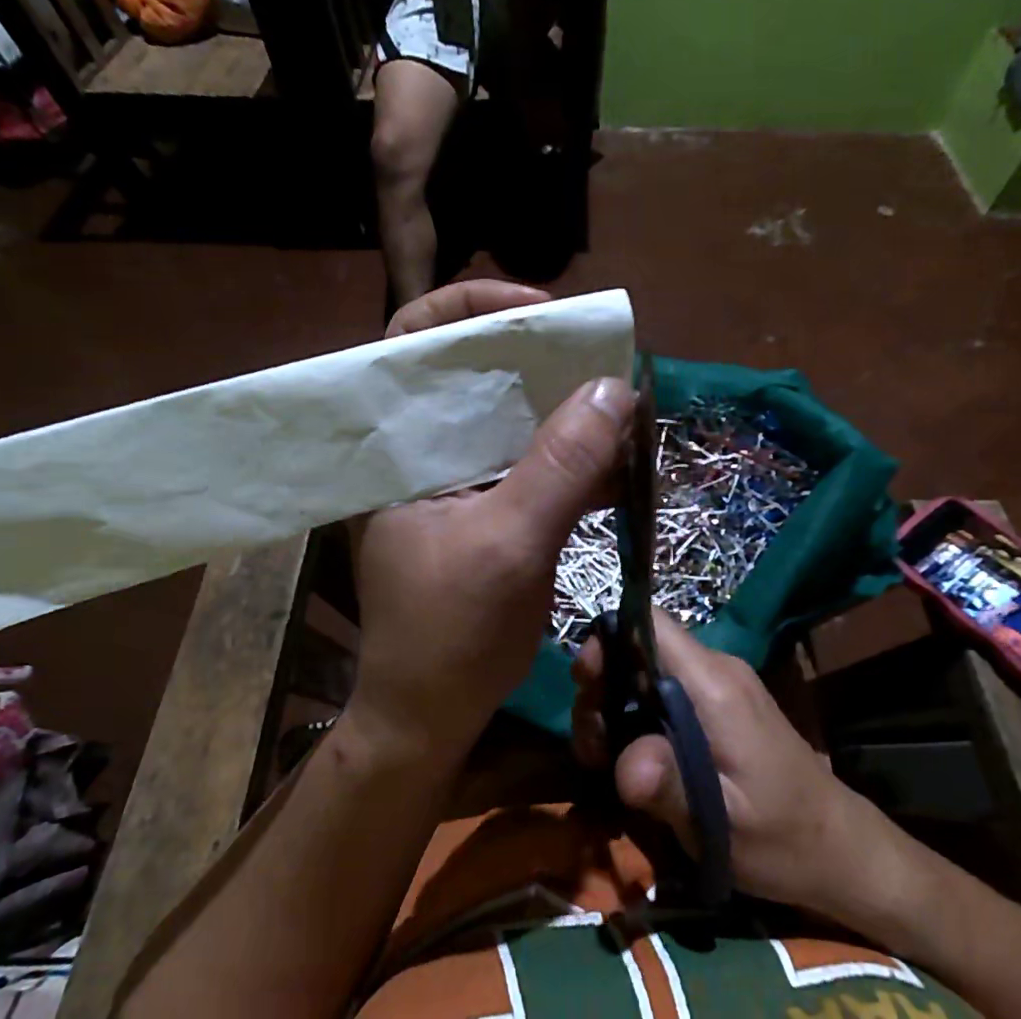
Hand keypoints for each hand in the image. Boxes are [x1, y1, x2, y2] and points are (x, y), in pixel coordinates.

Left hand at [347, 279, 636, 760]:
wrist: (434, 714)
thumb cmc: (449, 632)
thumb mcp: (508, 543)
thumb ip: (560, 466)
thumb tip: (616, 388)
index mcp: (396, 444)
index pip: (413, 337)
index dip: (471, 306)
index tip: (541, 312)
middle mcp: (423, 450)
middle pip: (477, 371)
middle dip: (539, 357)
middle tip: (599, 355)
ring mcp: (460, 481)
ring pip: (515, 418)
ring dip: (568, 410)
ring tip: (624, 406)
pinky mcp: (492, 511)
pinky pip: (537, 464)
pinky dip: (577, 457)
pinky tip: (621, 461)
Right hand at [571, 611, 906, 916]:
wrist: (838, 849)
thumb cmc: (783, 836)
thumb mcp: (724, 821)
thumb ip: (673, 786)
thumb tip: (626, 763)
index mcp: (714, 685)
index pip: (650, 623)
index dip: (609, 640)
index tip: (586, 687)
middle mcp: (714, 672)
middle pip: (637, 649)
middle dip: (602, 687)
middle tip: (592, 746)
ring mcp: (717, 688)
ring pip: (645, 673)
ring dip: (614, 708)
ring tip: (604, 761)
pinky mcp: (717, 708)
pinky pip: (662, 694)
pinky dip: (635, 719)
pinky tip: (632, 761)